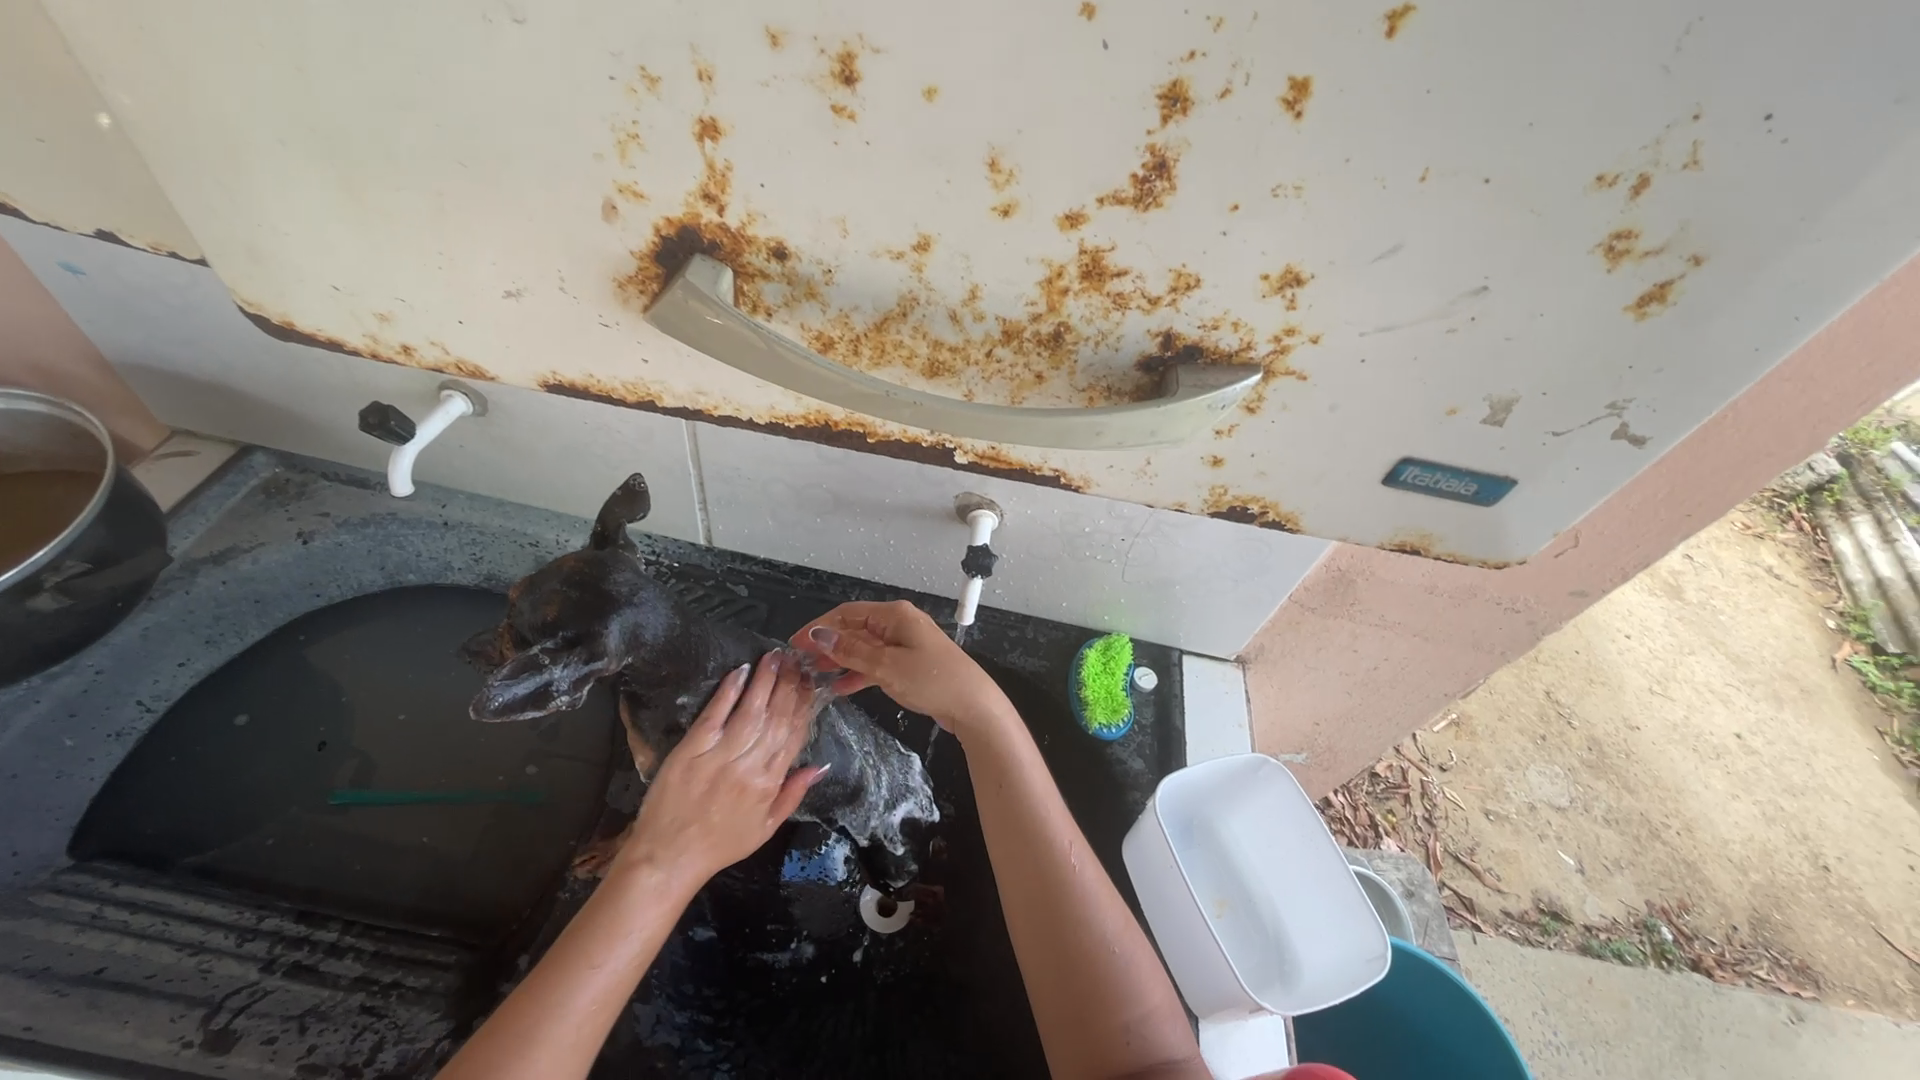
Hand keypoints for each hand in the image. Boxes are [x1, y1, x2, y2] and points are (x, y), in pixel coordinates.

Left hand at [620, 652, 826, 888]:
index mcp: (769, 783)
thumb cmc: (720, 845)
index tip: (810, 681)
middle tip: (796, 659)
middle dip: (788, 685)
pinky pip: (714, 715)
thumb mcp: (766, 827)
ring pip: (750, 710)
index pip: (793, 734)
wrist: (669, 857)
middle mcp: (749, 765)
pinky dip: (728, 692)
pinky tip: (740, 672)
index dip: (804, 704)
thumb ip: (794, 794)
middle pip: (776, 716)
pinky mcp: (691, 749)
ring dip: (765, 681)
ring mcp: (719, 755)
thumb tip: (820, 766)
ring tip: (775, 656)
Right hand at [789, 600, 1014, 740]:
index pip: (847, 613)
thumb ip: (852, 651)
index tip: (795, 643)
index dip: (819, 627)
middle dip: (828, 644)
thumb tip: (819, 635)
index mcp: (894, 615)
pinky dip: (859, 673)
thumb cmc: (932, 680)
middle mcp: (899, 624)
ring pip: (864, 649)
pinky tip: (840, 688)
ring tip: (815, 676)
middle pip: (855, 629)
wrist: (973, 705)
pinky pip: (876, 664)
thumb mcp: (887, 666)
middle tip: (801, 663)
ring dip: (841, 660)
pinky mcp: (909, 665)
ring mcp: (905, 645)